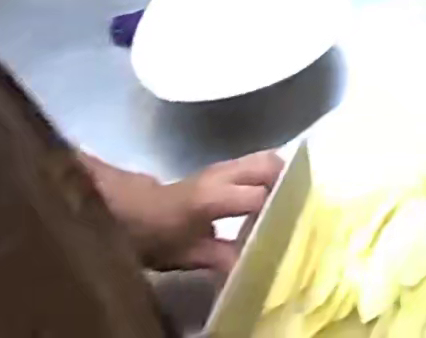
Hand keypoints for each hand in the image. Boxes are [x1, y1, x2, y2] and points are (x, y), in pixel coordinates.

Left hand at [81, 151, 284, 272]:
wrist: (128, 211)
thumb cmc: (154, 236)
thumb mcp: (184, 255)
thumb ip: (220, 258)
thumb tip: (250, 269)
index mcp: (212, 198)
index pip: (256, 197)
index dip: (275, 210)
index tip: (290, 225)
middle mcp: (223, 174)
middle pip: (268, 165)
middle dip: (287, 182)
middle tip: (296, 206)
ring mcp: (224, 165)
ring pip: (265, 157)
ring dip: (281, 173)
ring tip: (288, 198)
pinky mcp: (224, 165)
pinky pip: (257, 160)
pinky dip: (271, 171)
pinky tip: (272, 191)